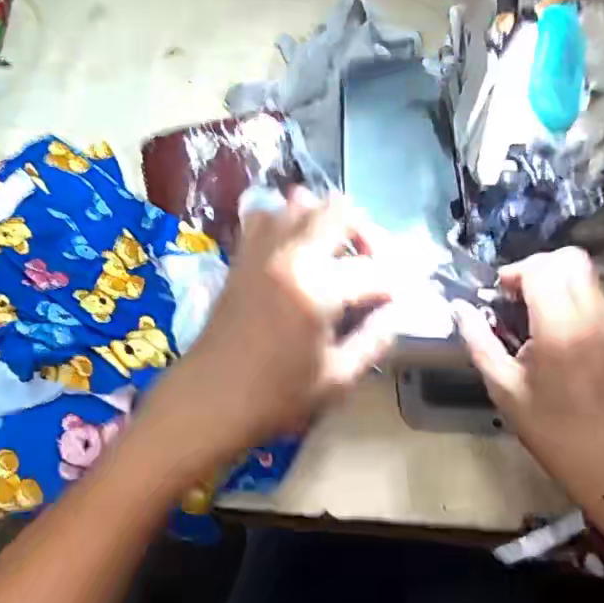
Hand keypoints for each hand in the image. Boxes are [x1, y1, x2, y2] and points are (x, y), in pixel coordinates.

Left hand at [141, 190, 398, 471]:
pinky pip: (265, 215)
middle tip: (372, 267)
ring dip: (326, 221)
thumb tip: (393, 312)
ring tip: (335, 255)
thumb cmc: (276, 397)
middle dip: (366, 234)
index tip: (394, 303)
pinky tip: (296, 249)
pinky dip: (286, 221)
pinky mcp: (241, 255)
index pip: (372, 270)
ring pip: (301, 203)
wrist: (209, 399)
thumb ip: (374, 340)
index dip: (392, 286)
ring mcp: (260, 250)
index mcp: (316, 289)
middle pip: (339, 211)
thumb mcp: (338, 379)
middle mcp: (289, 255)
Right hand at [454, 248, 603, 545]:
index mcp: (565, 329)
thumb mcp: (506, 392)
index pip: (544, 267)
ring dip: (568, 301)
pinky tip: (587, 363)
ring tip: (557, 344)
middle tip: (525, 302)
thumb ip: (480, 342)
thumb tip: (459, 308)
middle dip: (542, 272)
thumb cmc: (558, 436)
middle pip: (573, 262)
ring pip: (594, 290)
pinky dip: (593, 325)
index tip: (505, 293)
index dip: (519, 271)